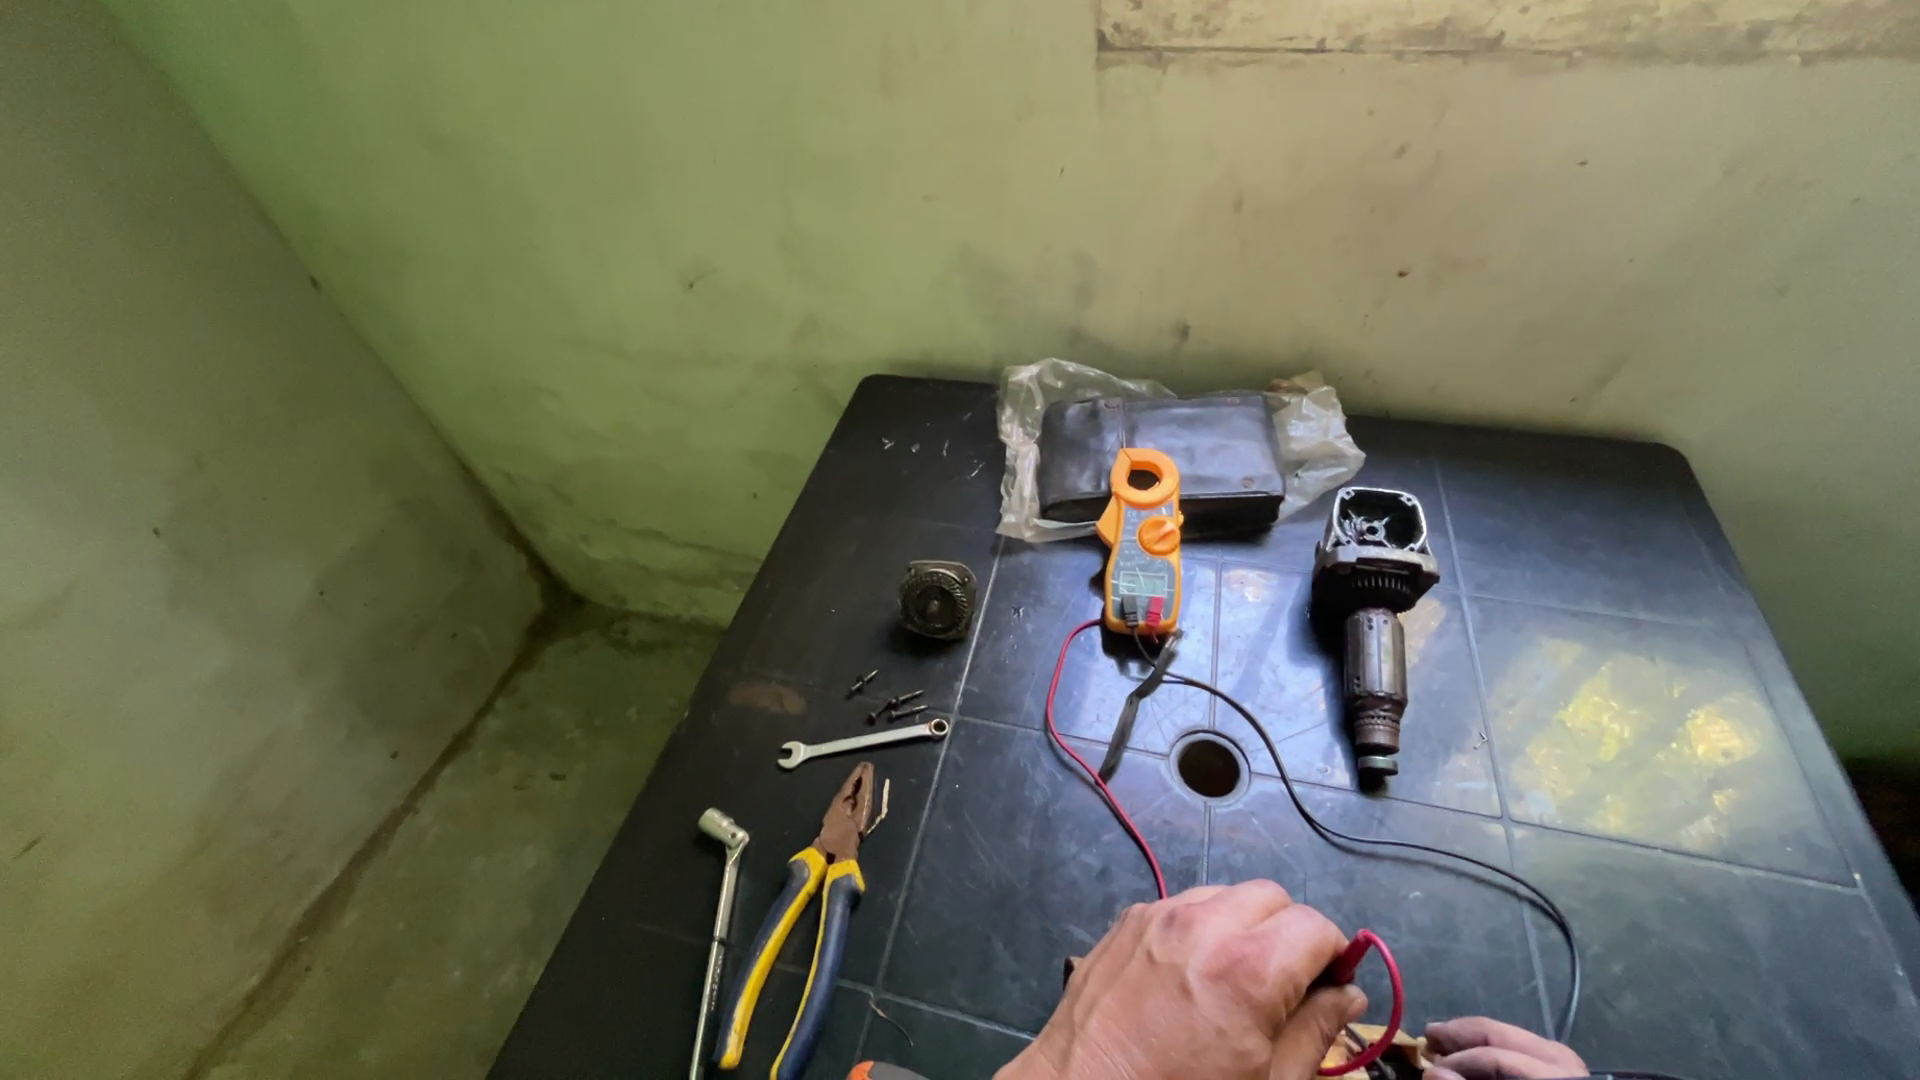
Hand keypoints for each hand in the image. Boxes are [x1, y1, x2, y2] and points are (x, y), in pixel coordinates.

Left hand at [995, 881, 1366, 1079]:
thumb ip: (1314, 1031)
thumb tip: (1348, 992)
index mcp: (1247, 967)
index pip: (1314, 924)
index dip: (1333, 954)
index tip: (1327, 985)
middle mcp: (1202, 922)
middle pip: (1271, 896)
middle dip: (1288, 931)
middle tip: (1284, 983)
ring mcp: (1159, 913)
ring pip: (1225, 893)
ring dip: (1243, 924)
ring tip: (1233, 977)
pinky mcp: (1129, 917)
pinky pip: (1182, 904)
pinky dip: (1201, 925)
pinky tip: (1191, 971)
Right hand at [1424, 1017, 1588, 1079]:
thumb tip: (1434, 1074)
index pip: (1499, 1060)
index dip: (1460, 1061)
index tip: (1428, 1068)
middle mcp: (1570, 1071)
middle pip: (1505, 1037)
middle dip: (1462, 1036)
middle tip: (1429, 1039)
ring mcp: (1573, 1070)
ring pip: (1515, 1038)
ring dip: (1477, 1039)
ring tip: (1446, 1042)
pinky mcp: (1571, 1075)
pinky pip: (1529, 1050)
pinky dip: (1498, 1050)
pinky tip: (1477, 1054)